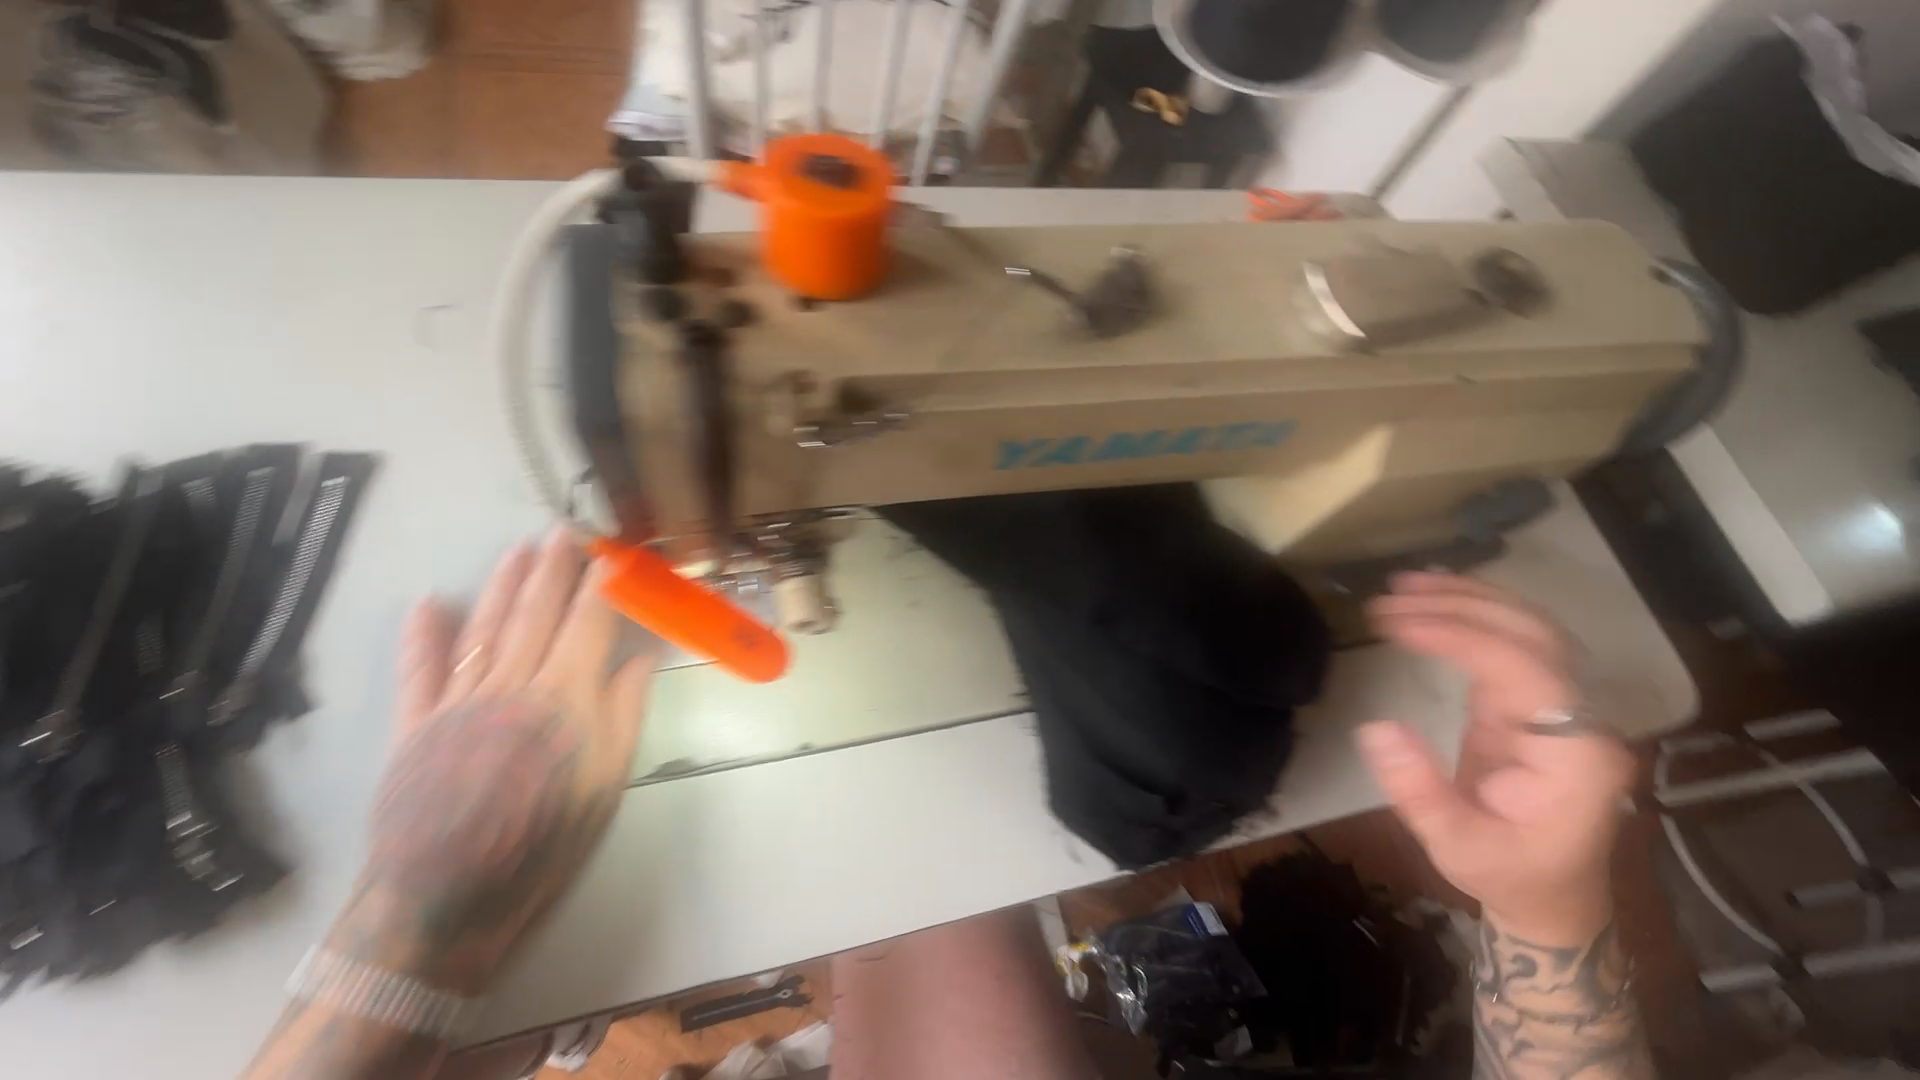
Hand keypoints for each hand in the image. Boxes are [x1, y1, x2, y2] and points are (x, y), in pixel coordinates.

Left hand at [324, 529, 658, 996]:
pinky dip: (424, 636)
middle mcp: (512, 684)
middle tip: (565, 531)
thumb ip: (624, 712)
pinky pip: (419, 671)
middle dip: (555, 569)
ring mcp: (458, 701)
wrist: (448, 898)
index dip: (605, 583)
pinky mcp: (415, 725)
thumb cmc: (545, 842)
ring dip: (503, 586)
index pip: (590, 622)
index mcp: (565, 697)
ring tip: (519, 550)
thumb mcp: (607, 783)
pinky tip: (430, 604)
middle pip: (536, 614)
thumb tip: (643, 656)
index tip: (616, 553)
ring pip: (485, 629)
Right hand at [1355, 573, 1635, 946]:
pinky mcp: (1534, 707)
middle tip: (1392, 594)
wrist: (1551, 898)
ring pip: (1528, 630)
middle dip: (1462, 605)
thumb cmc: (1508, 876)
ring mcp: (1563, 708)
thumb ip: (1420, 790)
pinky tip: (1432, 601)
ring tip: (1404, 585)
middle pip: (1535, 635)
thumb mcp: (1456, 845)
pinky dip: (1472, 617)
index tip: (1396, 624)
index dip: (1461, 636)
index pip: (1524, 668)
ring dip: (1467, 599)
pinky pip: (1511, 647)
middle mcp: (1581, 720)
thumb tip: (1376, 727)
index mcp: (1575, 753)